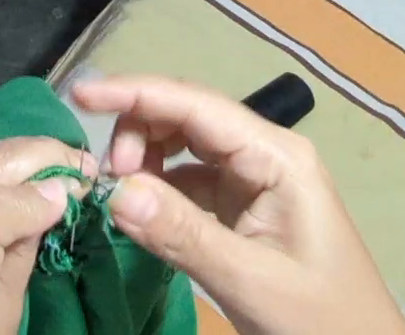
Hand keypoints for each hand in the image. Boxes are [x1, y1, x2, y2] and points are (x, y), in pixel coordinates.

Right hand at [70, 75, 404, 334]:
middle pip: (184, 115)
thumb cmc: (324, 323)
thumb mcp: (253, 283)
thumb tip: (113, 191)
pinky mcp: (241, 204)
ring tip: (120, 193)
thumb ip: (183, 235)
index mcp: (275, 154)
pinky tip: (141, 207)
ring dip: (144, 156)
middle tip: (107, 177)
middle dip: (137, 130)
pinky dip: (156, 185)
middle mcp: (261, 151)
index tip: (80, 95)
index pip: (194, 104)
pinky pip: (187, 176)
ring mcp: (252, 176)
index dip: (134, 93)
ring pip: (182, 142)